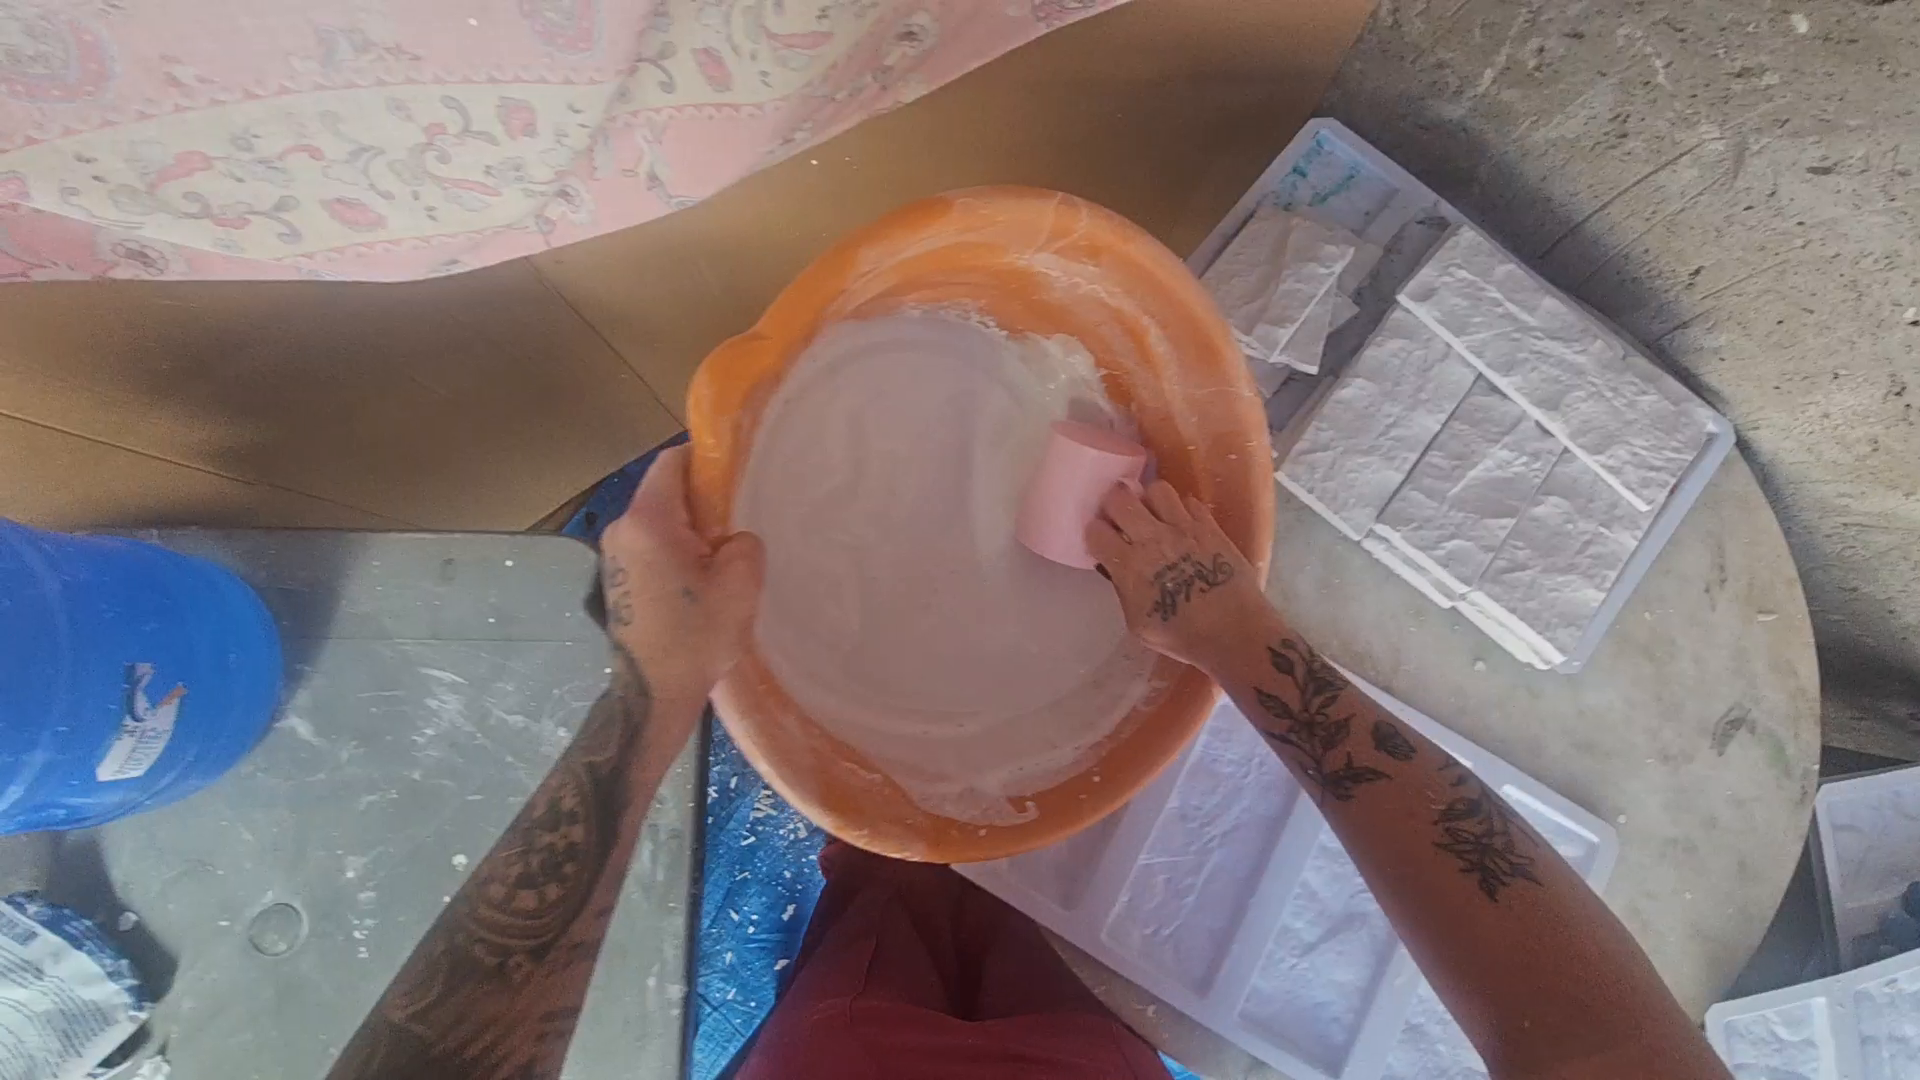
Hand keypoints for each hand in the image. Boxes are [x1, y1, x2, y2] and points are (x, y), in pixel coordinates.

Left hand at [598, 445, 764, 705]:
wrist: (654, 693)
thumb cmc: (696, 636)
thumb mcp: (741, 583)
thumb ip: (743, 542)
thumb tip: (731, 538)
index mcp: (647, 522)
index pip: (671, 463)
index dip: (705, 459)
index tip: (737, 471)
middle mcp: (621, 529)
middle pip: (665, 490)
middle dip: (704, 498)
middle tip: (741, 517)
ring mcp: (615, 554)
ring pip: (660, 519)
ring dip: (693, 527)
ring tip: (726, 550)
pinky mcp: (619, 576)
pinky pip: (652, 543)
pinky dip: (678, 546)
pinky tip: (704, 573)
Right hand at [1085, 480, 1268, 670]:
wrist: (1234, 634)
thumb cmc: (1181, 636)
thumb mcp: (1136, 623)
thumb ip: (1123, 589)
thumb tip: (1118, 569)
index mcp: (1129, 565)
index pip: (1095, 530)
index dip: (1095, 533)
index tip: (1101, 541)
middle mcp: (1152, 539)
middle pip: (1120, 498)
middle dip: (1114, 505)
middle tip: (1120, 518)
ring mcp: (1184, 528)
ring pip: (1156, 489)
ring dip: (1149, 500)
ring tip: (1153, 516)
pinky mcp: (1210, 527)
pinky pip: (1190, 502)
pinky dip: (1182, 509)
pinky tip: (1183, 525)